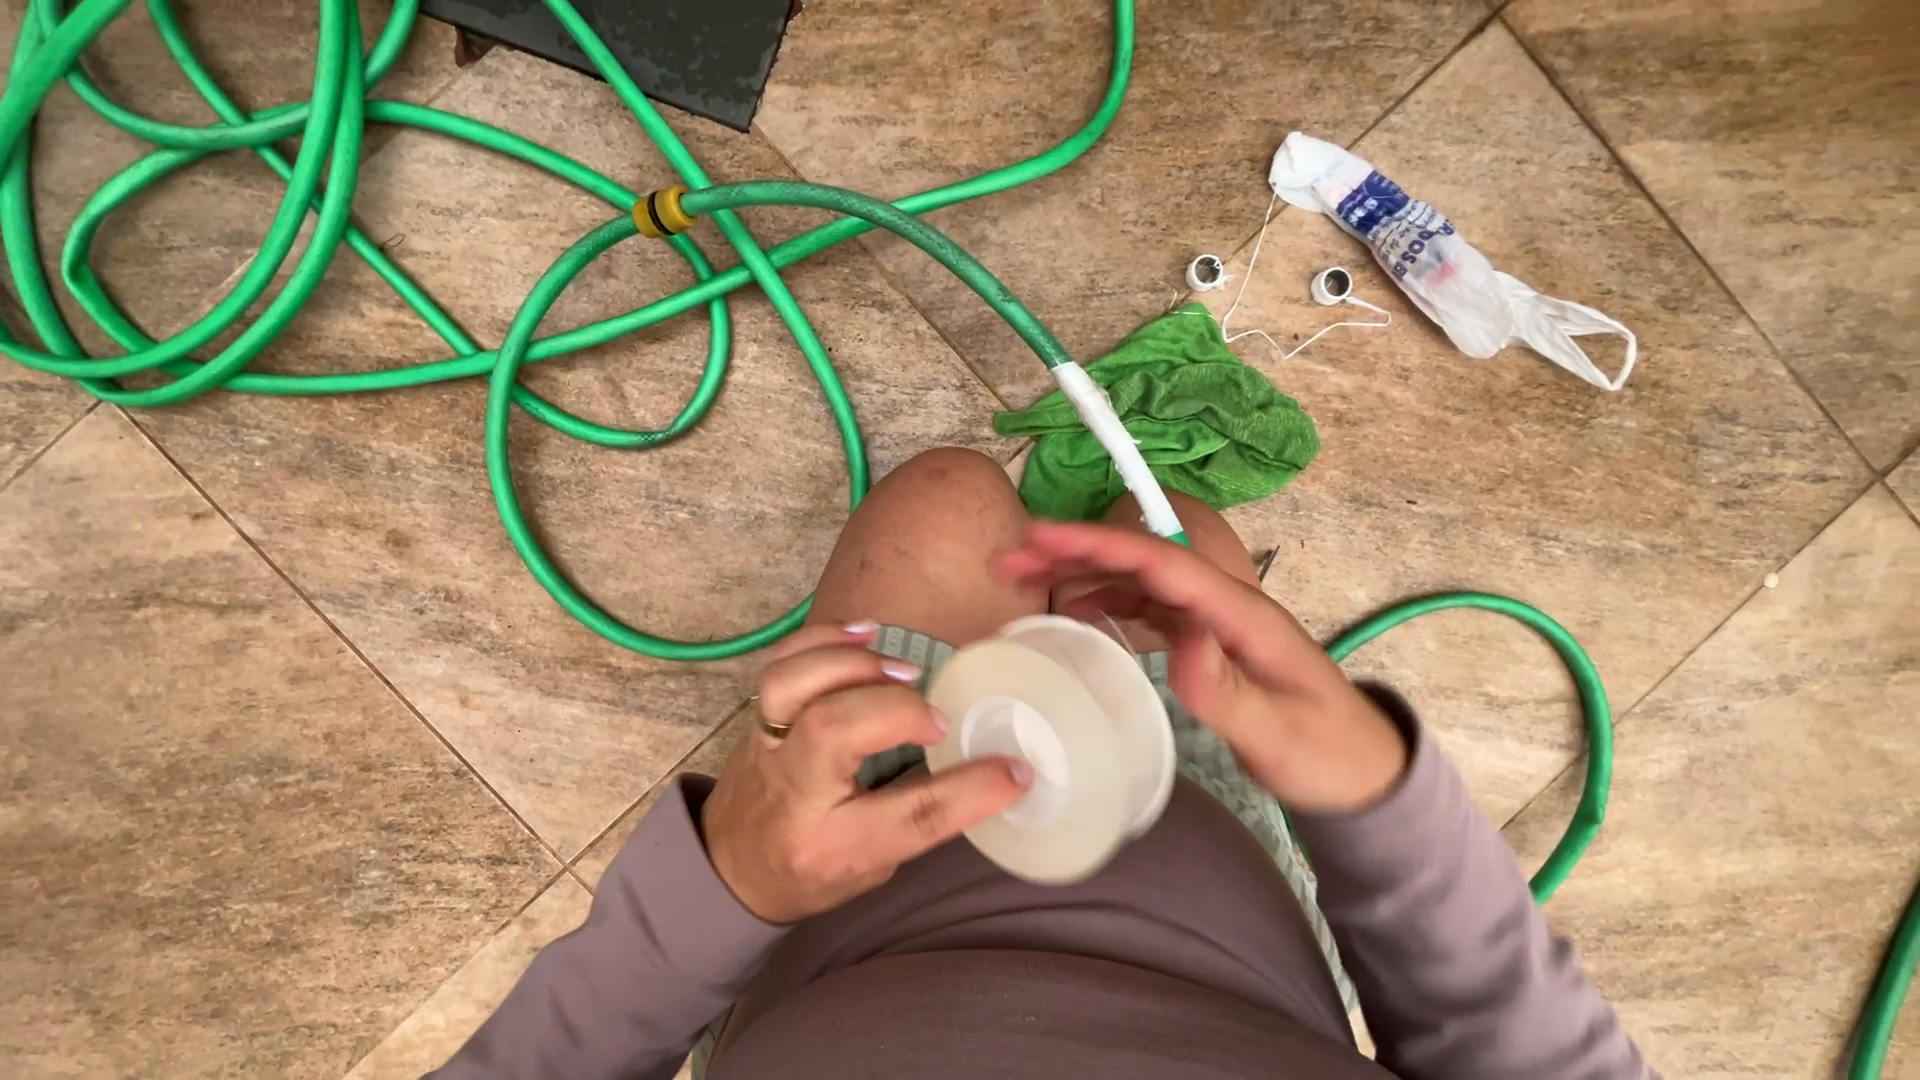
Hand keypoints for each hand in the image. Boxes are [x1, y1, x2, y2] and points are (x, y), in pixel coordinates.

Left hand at [702, 622, 1031, 923]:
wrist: (731, 865)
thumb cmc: (813, 871)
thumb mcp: (874, 864)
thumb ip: (920, 814)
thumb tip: (991, 764)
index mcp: (833, 847)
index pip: (908, 817)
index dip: (970, 790)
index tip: (1014, 769)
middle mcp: (794, 793)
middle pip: (834, 733)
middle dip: (896, 710)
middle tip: (934, 717)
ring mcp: (768, 747)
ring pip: (791, 687)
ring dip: (853, 665)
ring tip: (899, 669)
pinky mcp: (757, 714)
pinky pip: (781, 661)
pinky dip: (823, 640)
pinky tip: (866, 636)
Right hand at [994, 524, 1407, 813]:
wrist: (1358, 769)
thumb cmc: (1323, 754)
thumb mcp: (1278, 734)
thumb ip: (1227, 689)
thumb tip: (1180, 636)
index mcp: (1241, 614)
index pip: (1163, 563)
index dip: (1100, 544)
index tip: (1041, 536)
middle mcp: (1222, 603)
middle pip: (1141, 560)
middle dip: (1074, 549)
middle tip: (1010, 556)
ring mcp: (1211, 618)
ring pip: (1136, 578)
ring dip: (1080, 570)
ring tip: (1023, 575)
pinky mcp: (1202, 636)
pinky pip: (1144, 604)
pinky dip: (1103, 597)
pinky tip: (1074, 606)